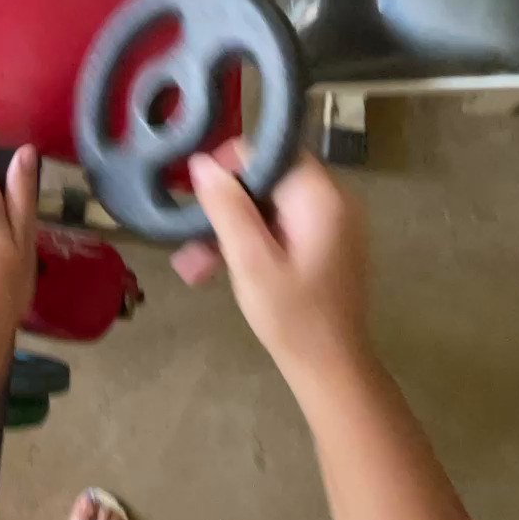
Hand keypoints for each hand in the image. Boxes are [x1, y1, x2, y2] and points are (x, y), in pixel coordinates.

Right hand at [181, 141, 370, 388]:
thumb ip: (227, 207)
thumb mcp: (250, 260)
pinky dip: (245, 241)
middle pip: (263, 179)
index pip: (267, 152)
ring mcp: (327, 221)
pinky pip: (274, 224)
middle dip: (221, 206)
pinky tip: (214, 267)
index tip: (196, 194)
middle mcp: (330, 200)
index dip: (227, 167)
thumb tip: (200, 162)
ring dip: (226, 229)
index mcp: (320, 197)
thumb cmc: (291, 316)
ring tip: (193, 265)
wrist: (330, 367)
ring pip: (263, 204)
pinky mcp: (319, 241)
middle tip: (188, 238)